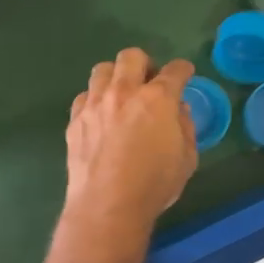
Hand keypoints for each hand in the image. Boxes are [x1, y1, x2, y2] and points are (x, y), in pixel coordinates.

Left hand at [65, 48, 197, 227]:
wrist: (108, 205)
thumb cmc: (155, 184)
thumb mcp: (187, 158)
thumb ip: (185, 127)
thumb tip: (178, 110)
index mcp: (158, 99)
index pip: (174, 71)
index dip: (183, 69)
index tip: (185, 73)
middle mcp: (124, 92)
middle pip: (132, 57)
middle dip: (146, 64)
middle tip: (150, 82)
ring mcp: (95, 103)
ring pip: (103, 69)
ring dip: (117, 76)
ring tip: (122, 95)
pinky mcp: (75, 119)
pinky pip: (85, 95)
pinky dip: (96, 99)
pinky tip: (102, 116)